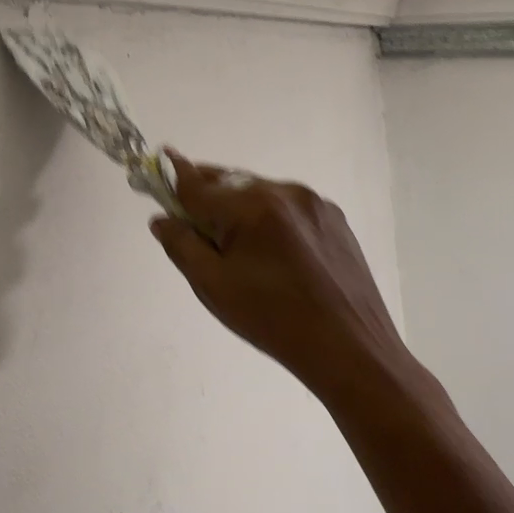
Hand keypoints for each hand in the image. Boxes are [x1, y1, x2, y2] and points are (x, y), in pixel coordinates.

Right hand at [150, 149, 406, 391]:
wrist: (353, 353)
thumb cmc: (273, 320)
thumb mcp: (212, 285)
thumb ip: (180, 244)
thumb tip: (162, 219)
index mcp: (252, 207)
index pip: (196, 185)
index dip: (172, 177)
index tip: (160, 159)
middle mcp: (283, 192)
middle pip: (227, 182)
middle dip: (205, 195)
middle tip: (192, 222)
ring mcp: (313, 204)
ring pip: (256, 191)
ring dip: (236, 206)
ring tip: (236, 245)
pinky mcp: (334, 219)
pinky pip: (285, 204)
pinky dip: (266, 215)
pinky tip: (270, 250)